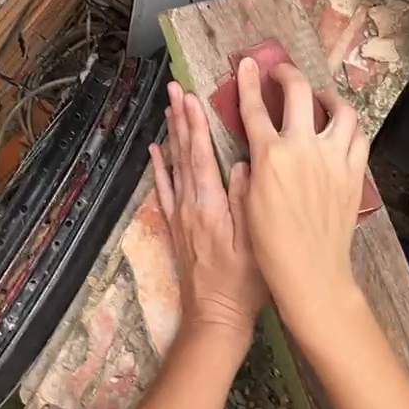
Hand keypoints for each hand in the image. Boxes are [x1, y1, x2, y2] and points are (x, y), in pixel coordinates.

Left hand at [151, 82, 267, 339]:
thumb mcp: (254, 246)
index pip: (201, 156)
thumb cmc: (244, 286)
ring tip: (168, 107)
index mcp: (211, 206)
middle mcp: (190, 205)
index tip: (193, 97)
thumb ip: (245, 203)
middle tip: (175, 89)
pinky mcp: (175, 226)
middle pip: (184, 153)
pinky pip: (163, 189)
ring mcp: (180, 215)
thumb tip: (240, 163)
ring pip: (173, 165)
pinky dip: (158, 166)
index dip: (196, 124)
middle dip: (181, 118)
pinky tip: (154, 148)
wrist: (214, 320)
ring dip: (171, 134)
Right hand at [235, 58, 368, 337]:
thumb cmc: (270, 243)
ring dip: (326, 97)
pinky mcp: (354, 173)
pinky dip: (349, 125)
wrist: (311, 273)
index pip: (253, 107)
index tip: (247, 63)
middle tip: (282, 74)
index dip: (248, 81)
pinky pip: (359, 136)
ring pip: (339, 109)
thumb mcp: (247, 200)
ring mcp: (333, 159)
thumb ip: (250, 165)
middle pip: (298, 92)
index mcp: (269, 156)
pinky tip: (340, 129)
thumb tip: (252, 146)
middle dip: (288, 74)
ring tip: (319, 98)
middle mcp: (303, 148)